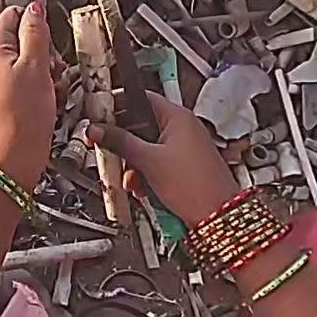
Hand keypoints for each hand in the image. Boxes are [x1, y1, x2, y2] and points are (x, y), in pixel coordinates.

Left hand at [0, 1, 57, 185]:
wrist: (18, 156)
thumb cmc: (23, 117)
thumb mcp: (35, 66)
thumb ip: (35, 33)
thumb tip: (34, 8)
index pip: (12, 16)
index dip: (34, 20)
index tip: (49, 34)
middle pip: (26, 39)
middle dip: (46, 50)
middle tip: (52, 66)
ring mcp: (5, 82)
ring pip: (34, 62)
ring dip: (50, 71)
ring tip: (52, 85)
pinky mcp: (15, 98)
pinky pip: (35, 83)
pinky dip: (47, 88)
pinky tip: (51, 99)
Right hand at [89, 92, 237, 226]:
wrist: (219, 217)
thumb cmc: (196, 187)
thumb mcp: (149, 161)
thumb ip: (120, 142)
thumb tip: (97, 129)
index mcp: (177, 117)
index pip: (140, 98)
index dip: (118, 105)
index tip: (101, 116)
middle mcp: (181, 128)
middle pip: (140, 125)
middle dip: (123, 143)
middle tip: (109, 151)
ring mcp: (182, 148)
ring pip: (146, 147)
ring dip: (133, 163)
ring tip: (130, 179)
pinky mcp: (182, 166)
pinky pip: (155, 163)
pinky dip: (145, 174)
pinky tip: (141, 187)